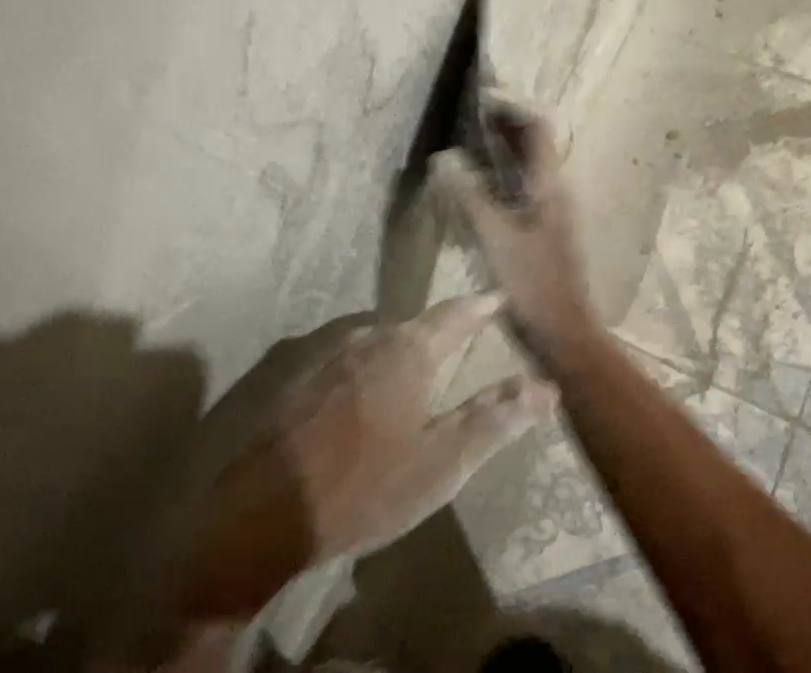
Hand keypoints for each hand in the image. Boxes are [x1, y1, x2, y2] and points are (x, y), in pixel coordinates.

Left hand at [190, 294, 555, 580]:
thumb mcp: (443, 462)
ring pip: (380, 344)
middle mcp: (365, 340)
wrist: (263, 514)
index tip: (500, 296)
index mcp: (405, 351)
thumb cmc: (366, 487)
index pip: (454, 314)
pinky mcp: (300, 385)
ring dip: (407, 352)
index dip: (481, 306)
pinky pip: (352, 364)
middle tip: (471, 335)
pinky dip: (375, 372)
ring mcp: (327, 360)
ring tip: (427, 369)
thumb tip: (547, 387)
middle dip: (445, 330)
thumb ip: (495, 419)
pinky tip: (375, 400)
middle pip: (415, 326)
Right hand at [430, 93, 597, 348]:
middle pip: (534, 141)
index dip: (512, 104)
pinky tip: (471, 186)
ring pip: (526, 165)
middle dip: (504, 121)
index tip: (480, 95)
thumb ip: (469, 194)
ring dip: (499, 147)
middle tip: (467, 111)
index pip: (539, 126)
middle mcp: (555, 190)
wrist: (561, 333)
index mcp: (550, 185)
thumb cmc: (531, 283)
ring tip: (464, 140)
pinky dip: (497, 175)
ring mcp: (550, 210)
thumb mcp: (494, 237)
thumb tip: (444, 157)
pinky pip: (519, 187)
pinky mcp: (540, 229)